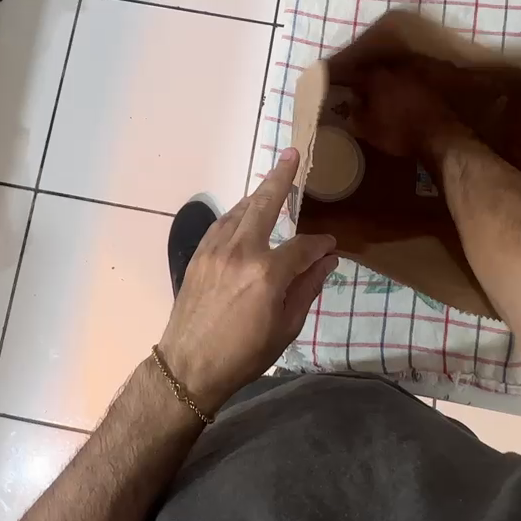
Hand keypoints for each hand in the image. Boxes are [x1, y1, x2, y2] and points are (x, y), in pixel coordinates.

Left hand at [156, 149, 338, 412]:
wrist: (189, 366)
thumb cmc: (244, 354)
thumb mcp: (286, 327)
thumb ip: (307, 287)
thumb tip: (327, 258)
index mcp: (267, 273)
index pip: (303, 246)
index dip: (320, 245)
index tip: (331, 245)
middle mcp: (241, 251)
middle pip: (265, 204)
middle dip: (281, 177)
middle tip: (291, 154)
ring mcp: (216, 249)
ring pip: (241, 210)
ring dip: (259, 194)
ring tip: (273, 180)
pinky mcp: (199, 254)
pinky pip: (223, 223)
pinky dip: (238, 213)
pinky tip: (246, 212)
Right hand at [348, 63, 468, 160]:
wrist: (438, 136)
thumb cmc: (398, 132)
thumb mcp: (369, 129)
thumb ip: (358, 113)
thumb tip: (353, 102)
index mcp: (377, 78)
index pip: (357, 73)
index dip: (349, 79)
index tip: (344, 85)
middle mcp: (395, 70)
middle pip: (378, 70)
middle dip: (369, 78)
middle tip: (363, 88)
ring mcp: (415, 75)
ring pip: (396, 74)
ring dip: (389, 81)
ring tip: (383, 92)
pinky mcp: (431, 85)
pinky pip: (411, 82)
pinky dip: (405, 87)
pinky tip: (403, 97)